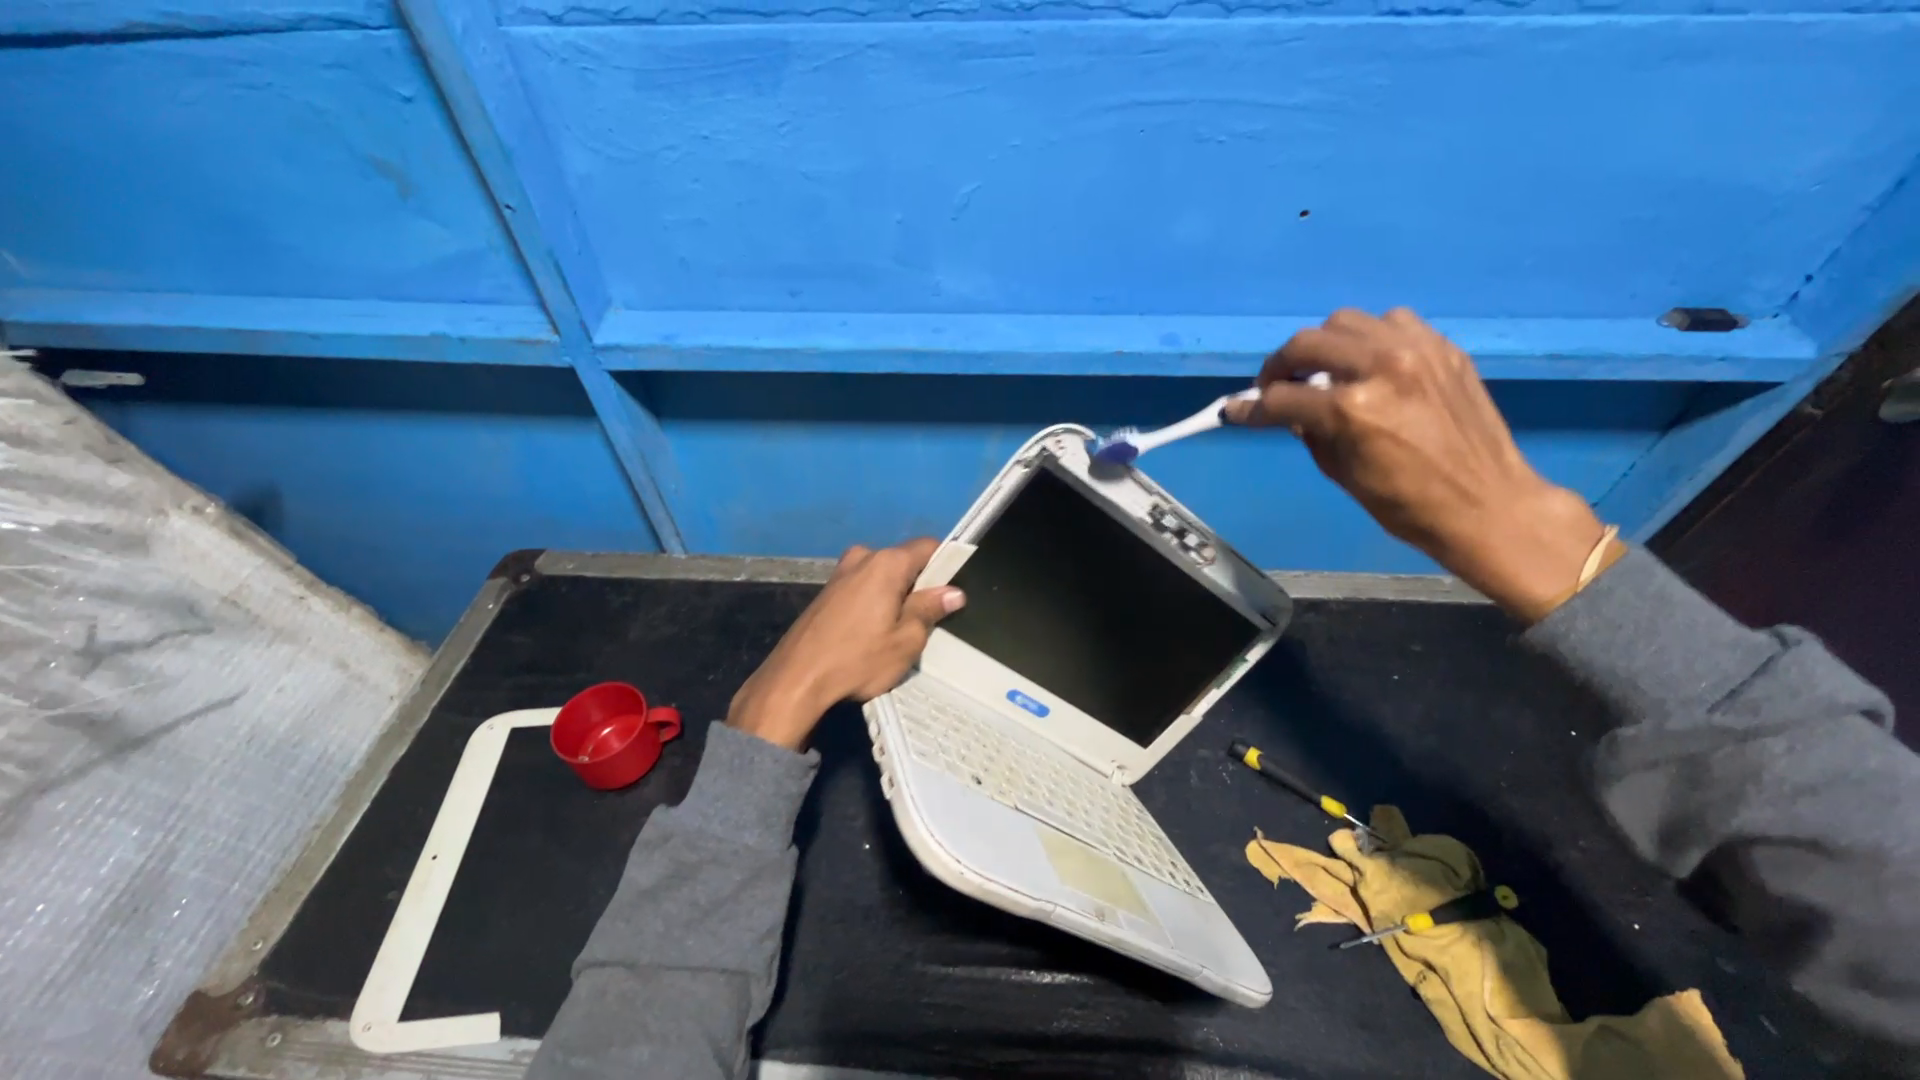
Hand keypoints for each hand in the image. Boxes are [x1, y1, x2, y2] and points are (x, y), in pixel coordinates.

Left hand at [728, 538, 964, 749]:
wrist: (796, 679)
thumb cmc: (857, 659)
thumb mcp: (906, 640)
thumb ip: (930, 610)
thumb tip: (953, 592)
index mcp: (886, 563)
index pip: (928, 547)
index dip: (946, 565)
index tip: (953, 591)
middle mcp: (862, 558)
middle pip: (904, 561)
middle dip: (919, 585)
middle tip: (929, 619)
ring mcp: (840, 574)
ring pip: (882, 576)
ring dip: (896, 596)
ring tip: (900, 631)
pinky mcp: (826, 592)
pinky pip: (863, 588)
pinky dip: (875, 603)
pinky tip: (874, 632)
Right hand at [1223, 308, 1607, 622]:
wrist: (1488, 503)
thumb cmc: (1407, 504)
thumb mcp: (1342, 474)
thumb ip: (1309, 433)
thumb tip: (1286, 412)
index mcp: (1353, 409)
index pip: (1282, 399)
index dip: (1251, 407)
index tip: (1235, 410)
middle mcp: (1381, 367)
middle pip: (1307, 343)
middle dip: (1280, 366)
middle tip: (1275, 386)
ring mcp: (1417, 351)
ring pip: (1347, 322)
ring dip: (1326, 345)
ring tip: (1325, 370)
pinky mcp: (1443, 348)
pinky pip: (1392, 323)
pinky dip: (1370, 338)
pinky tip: (1370, 363)